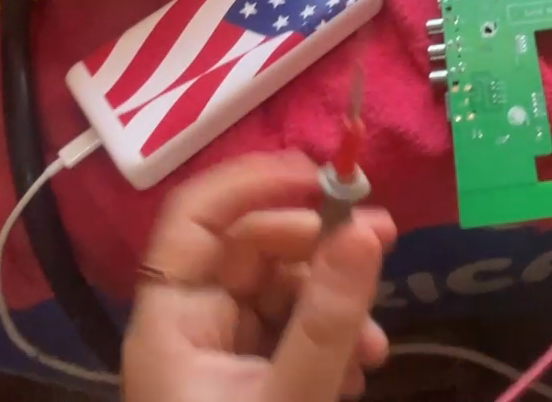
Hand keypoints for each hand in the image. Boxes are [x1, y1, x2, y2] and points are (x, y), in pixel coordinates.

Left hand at [123, 153, 394, 401]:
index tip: (319, 177)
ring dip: (335, 298)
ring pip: (281, 286)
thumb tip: (368, 225)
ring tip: (373, 345)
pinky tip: (360, 368)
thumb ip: (327, 317)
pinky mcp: (250, 374)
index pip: (195, 216)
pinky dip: (331, 333)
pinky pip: (294, 326)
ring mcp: (222, 349)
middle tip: (379, 243)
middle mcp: (192, 323)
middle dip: (319, 244)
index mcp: (171, 321)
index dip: (251, 181)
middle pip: (251, 245)